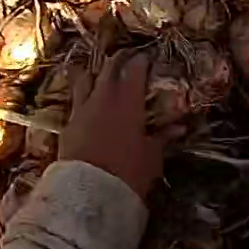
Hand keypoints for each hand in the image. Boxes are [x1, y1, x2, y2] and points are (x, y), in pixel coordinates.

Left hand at [58, 51, 169, 197]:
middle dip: (119, 59)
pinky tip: (86, 101)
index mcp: (128, 100)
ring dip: (95, 73)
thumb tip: (180, 128)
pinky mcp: (68, 124)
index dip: (142, 60)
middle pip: (109, 67)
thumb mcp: (152, 156)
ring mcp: (82, 109)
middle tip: (127, 56)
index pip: (135, 69)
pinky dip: (82, 96)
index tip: (148, 56)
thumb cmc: (127, 172)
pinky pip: (75, 102)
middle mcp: (104, 97)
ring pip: (86, 79)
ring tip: (101, 73)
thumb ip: (164, 137)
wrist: (87, 193)